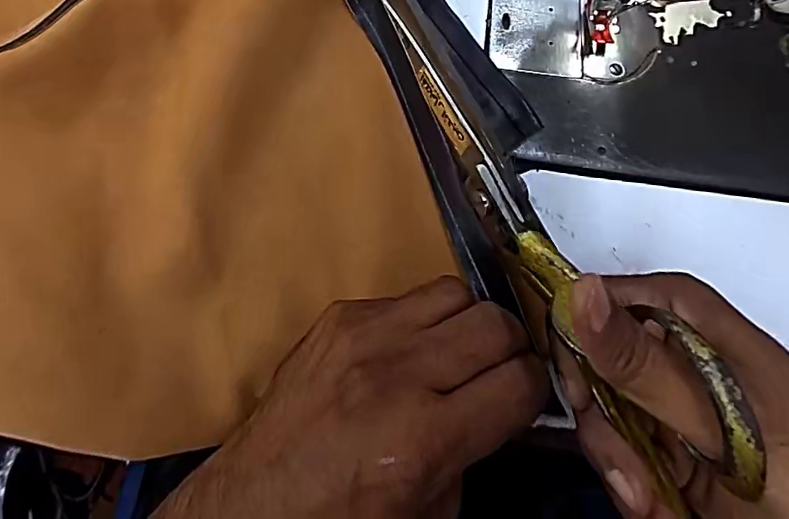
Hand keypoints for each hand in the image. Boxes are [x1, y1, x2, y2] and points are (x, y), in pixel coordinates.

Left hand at [155, 276, 547, 518]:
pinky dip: (421, 319)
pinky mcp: (340, 314)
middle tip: (500, 371)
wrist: (252, 503)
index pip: (517, 383)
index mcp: (421, 439)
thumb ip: (471, 456)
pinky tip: (407, 349)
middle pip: (494, 324)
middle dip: (510, 348)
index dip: (535, 389)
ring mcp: (365, 333)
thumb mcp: (426, 516)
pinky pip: (407, 296)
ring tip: (456, 352)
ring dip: (469, 322)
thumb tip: (501, 406)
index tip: (529, 395)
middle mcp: (397, 372)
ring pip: (456, 292)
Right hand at [561, 273, 788, 518]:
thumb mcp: (723, 420)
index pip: (591, 304)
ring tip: (664, 499)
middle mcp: (674, 351)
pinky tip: (673, 508)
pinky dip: (641, 494)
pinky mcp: (679, 451)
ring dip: (626, 471)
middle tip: (639, 467)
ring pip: (605, 423)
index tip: (590, 398)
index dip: (578, 352)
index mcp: (684, 314)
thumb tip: (582, 295)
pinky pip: (627, 463)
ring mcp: (676, 404)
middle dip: (608, 430)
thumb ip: (642, 360)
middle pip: (592, 371)